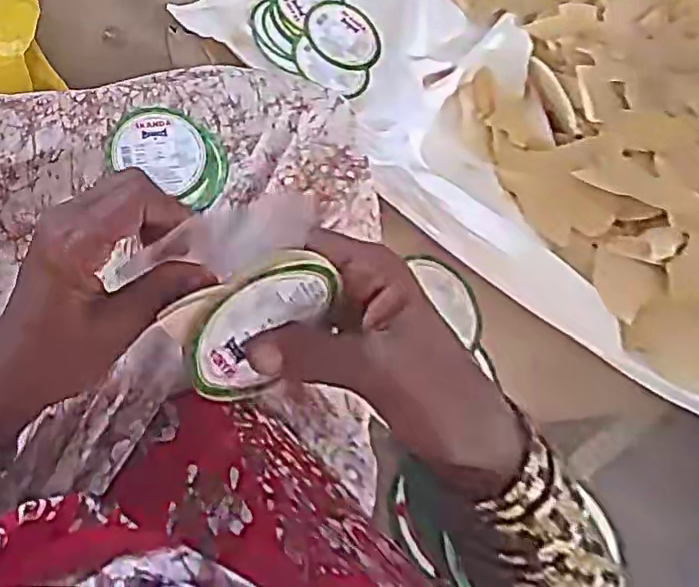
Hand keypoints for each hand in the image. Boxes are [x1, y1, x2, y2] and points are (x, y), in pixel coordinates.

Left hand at [0, 171, 215, 444]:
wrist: (7, 372)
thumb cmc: (57, 359)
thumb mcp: (116, 329)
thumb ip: (162, 291)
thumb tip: (208, 272)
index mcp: (76, 240)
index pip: (136, 196)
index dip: (174, 213)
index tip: (196, 245)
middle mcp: (64, 217)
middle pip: (129, 183)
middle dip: (164, 209)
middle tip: (184, 248)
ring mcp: (59, 218)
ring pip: (118, 189)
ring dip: (149, 211)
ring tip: (168, 251)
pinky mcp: (59, 227)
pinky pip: (106, 204)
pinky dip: (132, 217)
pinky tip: (143, 250)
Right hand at [247, 230, 524, 495]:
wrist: (481, 452)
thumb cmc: (438, 394)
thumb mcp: (373, 368)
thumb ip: (309, 352)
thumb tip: (246, 348)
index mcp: (372, 266)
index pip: (306, 245)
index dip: (265, 259)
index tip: (226, 281)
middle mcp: (359, 278)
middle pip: (296, 272)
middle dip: (260, 293)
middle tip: (217, 313)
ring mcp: (353, 309)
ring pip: (298, 303)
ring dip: (268, 320)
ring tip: (226, 334)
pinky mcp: (348, 339)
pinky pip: (306, 330)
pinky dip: (283, 342)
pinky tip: (254, 356)